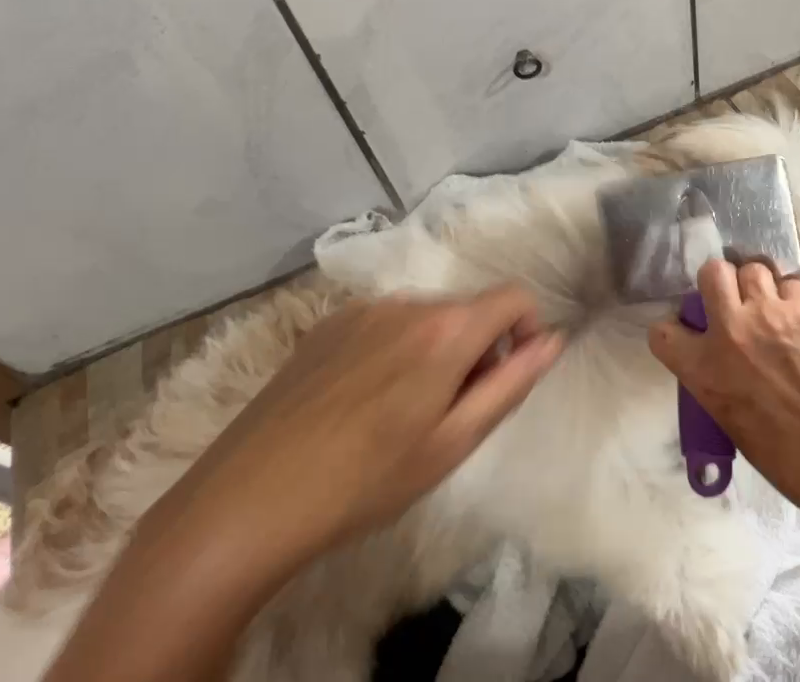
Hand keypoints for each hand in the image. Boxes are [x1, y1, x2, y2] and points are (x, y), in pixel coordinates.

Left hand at [158, 285, 563, 559]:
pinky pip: (384, 326)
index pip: (515, 297)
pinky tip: (363, 406)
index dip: (528, 330)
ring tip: (404, 415)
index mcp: (445, 330)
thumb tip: (553, 340)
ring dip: (437, 352)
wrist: (245, 502)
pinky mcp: (322, 328)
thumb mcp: (454, 443)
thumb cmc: (365, 481)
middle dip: (480, 350)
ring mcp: (358, 312)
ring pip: (426, 319)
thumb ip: (512, 384)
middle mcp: (405, 304)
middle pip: (469, 310)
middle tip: (453, 415)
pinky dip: (396, 352)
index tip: (510, 378)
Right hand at [649, 259, 799, 524]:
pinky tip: (799, 317)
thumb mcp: (729, 423)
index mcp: (702, 370)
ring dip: (756, 284)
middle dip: (719, 283)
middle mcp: (729, 331)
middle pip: (712, 273)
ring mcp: (769, 313)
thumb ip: (716, 384)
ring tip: (768, 306)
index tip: (689, 336)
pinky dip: (791, 295)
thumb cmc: (786, 459)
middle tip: (733, 304)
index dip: (676, 332)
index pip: (663, 332)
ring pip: (752, 268)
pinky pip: (790, 283)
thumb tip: (721, 367)